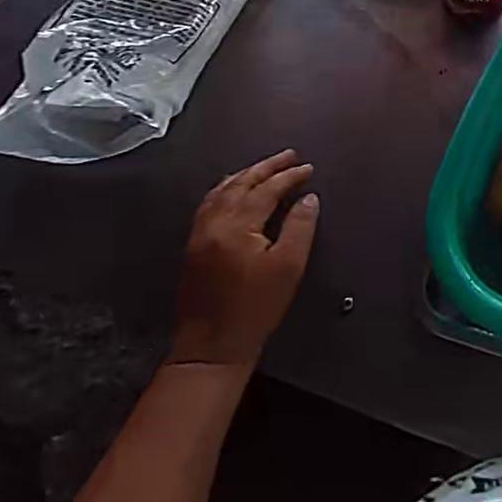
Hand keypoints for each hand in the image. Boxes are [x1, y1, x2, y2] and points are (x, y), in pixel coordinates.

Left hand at [169, 149, 320, 366]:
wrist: (212, 346)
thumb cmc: (256, 306)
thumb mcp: (290, 265)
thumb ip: (301, 226)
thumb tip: (307, 197)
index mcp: (236, 227)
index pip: (265, 190)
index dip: (289, 177)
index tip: (308, 168)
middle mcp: (212, 225)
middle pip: (239, 185)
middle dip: (266, 168)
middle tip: (288, 156)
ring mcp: (198, 236)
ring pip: (220, 193)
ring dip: (244, 176)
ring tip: (264, 168)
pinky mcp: (193, 248)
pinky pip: (209, 205)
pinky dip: (226, 190)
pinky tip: (234, 191)